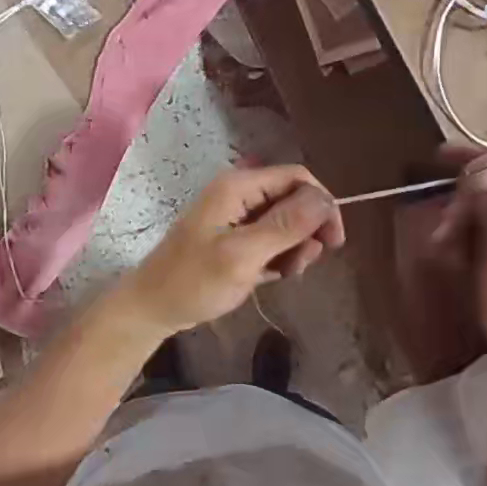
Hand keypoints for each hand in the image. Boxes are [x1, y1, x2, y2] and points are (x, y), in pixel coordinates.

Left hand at [115, 165, 344, 335]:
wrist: (153, 308)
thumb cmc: (193, 280)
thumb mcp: (242, 255)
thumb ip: (285, 226)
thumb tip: (326, 199)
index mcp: (238, 186)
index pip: (297, 178)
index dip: (322, 204)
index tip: (333, 241)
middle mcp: (240, 194)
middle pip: (294, 199)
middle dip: (307, 230)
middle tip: (302, 265)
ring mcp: (237, 216)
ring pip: (287, 221)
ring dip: (295, 247)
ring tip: (284, 274)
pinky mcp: (236, 238)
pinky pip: (272, 239)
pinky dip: (279, 256)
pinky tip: (273, 276)